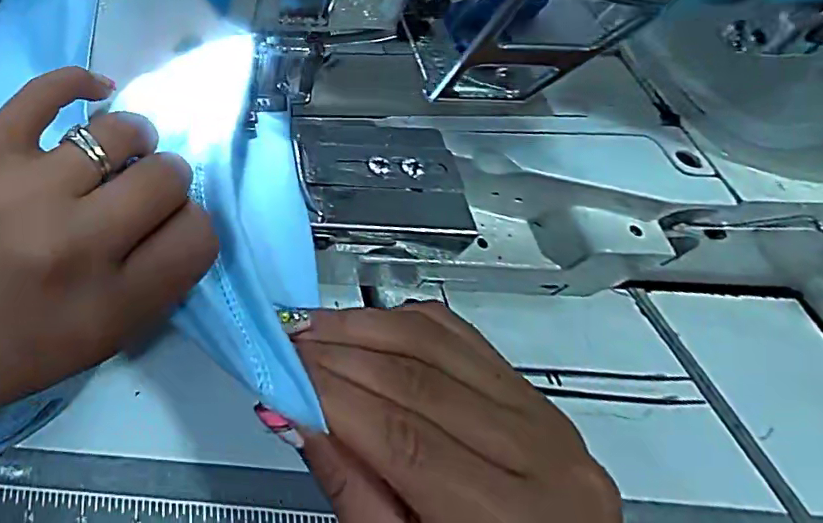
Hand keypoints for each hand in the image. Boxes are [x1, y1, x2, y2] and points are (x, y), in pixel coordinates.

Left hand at [0, 66, 217, 430]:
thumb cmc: (1, 356)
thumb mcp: (92, 347)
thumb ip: (149, 286)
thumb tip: (179, 212)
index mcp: (106, 307)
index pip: (197, 238)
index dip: (192, 225)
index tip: (169, 225)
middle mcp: (75, 244)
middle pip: (167, 178)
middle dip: (167, 180)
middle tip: (139, 188)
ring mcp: (28, 190)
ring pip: (121, 131)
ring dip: (133, 137)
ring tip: (118, 149)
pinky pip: (47, 92)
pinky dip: (79, 81)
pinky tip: (96, 89)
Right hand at [290, 302, 619, 522]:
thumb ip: (354, 492)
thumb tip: (297, 418)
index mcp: (515, 520)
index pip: (403, 438)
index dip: (332, 397)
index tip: (281, 375)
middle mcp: (541, 457)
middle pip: (414, 380)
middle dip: (335, 355)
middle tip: (283, 347)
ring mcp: (539, 413)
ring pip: (431, 339)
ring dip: (358, 326)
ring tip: (310, 329)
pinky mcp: (526, 387)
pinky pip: (454, 330)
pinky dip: (399, 319)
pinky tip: (362, 323)